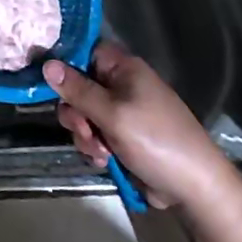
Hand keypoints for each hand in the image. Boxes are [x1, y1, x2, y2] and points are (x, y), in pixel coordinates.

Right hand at [46, 42, 239, 210]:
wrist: (196, 190)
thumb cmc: (157, 142)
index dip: (63, 62)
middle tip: (84, 128)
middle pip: (76, 85)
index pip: (83, 50)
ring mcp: (122, 111)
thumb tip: (46, 63)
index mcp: (124, 69)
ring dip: (83, 133)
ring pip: (81, 113)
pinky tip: (105, 160)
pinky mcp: (121, 136)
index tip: (46, 80)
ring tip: (100, 152)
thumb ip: (77, 89)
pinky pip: (92, 133)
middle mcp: (121, 85)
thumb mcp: (112, 114)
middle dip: (74, 110)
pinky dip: (94, 146)